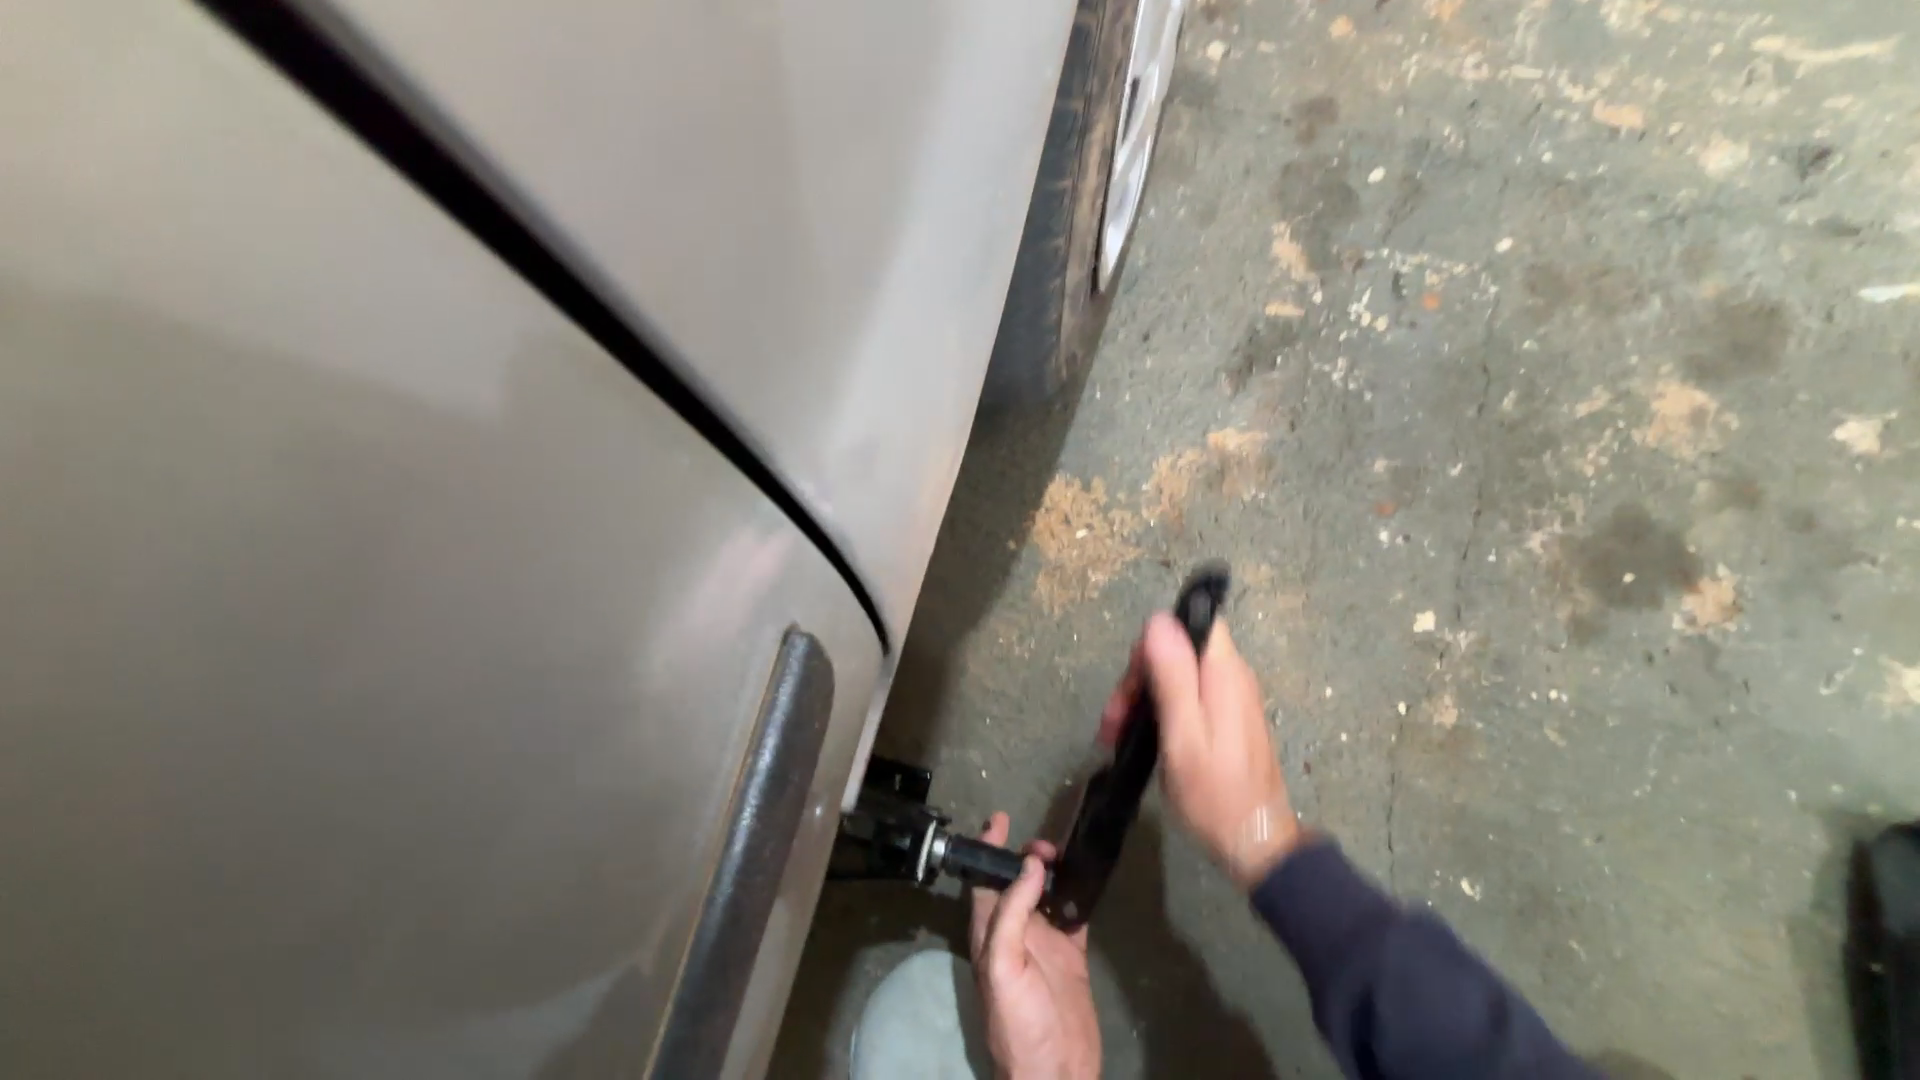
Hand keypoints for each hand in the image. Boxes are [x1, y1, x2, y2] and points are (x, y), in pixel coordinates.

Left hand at [968, 812, 1099, 1079]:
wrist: (1056, 1071)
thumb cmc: (1019, 1021)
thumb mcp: (1002, 966)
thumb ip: (1011, 914)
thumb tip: (1029, 865)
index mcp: (988, 934)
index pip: (983, 881)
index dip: (987, 849)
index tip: (1000, 819)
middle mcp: (1014, 933)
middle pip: (1015, 881)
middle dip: (1025, 856)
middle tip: (1047, 844)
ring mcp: (1043, 943)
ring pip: (1043, 893)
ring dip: (1051, 871)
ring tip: (1065, 854)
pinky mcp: (1070, 955)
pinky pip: (1072, 916)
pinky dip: (1077, 896)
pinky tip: (1086, 879)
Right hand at [1102, 613, 1301, 887]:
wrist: (1256, 844)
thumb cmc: (1215, 794)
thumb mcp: (1184, 736)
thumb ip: (1173, 676)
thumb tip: (1158, 620)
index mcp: (1224, 674)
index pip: (1192, 621)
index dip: (1157, 639)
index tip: (1135, 678)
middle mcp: (1231, 677)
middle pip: (1178, 648)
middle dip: (1140, 676)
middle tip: (1115, 720)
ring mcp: (1230, 698)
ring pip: (1178, 673)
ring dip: (1143, 697)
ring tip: (1116, 735)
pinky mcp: (1225, 719)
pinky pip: (1187, 696)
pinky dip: (1159, 711)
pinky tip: (1139, 737)